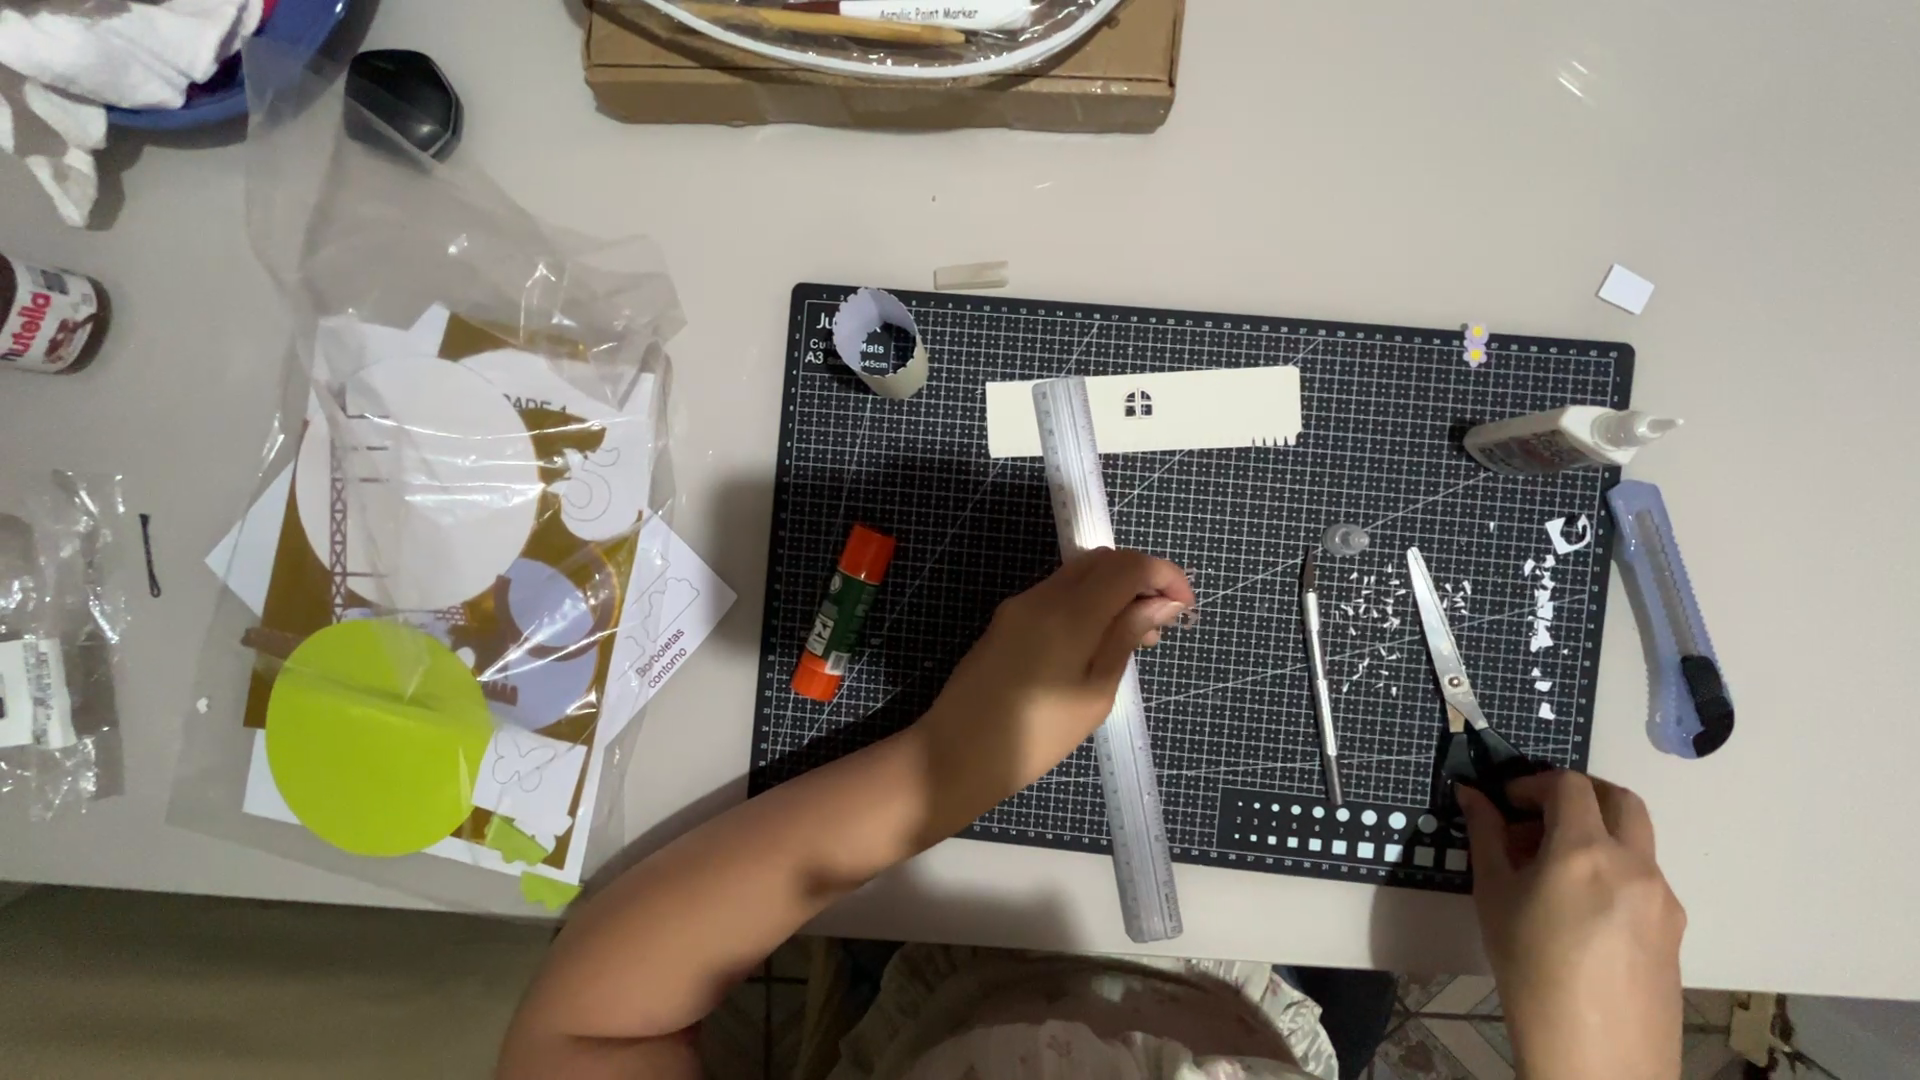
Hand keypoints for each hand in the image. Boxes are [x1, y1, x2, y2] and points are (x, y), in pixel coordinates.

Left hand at [917, 548, 1192, 799]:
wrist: (957, 752)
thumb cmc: (1036, 736)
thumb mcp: (1095, 693)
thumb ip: (1126, 637)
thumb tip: (1162, 601)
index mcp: (1068, 613)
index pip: (1128, 565)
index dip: (1165, 575)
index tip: (1185, 607)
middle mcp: (1042, 596)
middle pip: (1102, 560)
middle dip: (1139, 579)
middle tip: (1158, 626)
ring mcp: (1019, 605)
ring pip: (1078, 574)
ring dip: (1112, 591)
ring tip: (1130, 639)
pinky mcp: (1006, 619)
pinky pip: (1056, 594)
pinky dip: (1086, 603)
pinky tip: (1094, 643)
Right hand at [1460, 772, 1685, 1079]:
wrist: (1596, 1052)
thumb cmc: (1528, 965)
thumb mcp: (1493, 894)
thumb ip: (1486, 836)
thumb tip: (1473, 796)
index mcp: (1585, 851)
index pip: (1569, 786)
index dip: (1533, 783)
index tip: (1506, 802)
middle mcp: (1635, 865)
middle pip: (1620, 800)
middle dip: (1577, 794)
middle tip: (1538, 815)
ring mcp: (1663, 898)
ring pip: (1635, 839)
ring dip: (1595, 832)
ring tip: (1549, 868)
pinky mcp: (1674, 928)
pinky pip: (1643, 876)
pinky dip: (1611, 866)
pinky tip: (1576, 906)